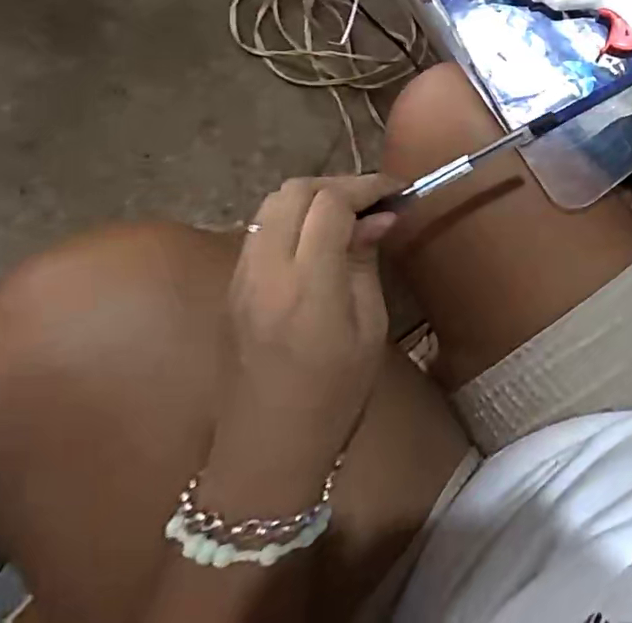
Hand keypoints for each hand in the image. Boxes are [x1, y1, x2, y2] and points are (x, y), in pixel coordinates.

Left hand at [218, 175, 398, 473]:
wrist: (268, 446)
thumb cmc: (335, 392)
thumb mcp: (369, 326)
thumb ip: (366, 262)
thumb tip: (381, 217)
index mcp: (307, 285)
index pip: (329, 204)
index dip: (367, 187)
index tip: (397, 191)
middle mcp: (265, 271)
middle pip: (293, 192)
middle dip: (339, 184)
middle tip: (376, 200)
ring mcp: (241, 277)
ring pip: (271, 205)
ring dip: (314, 197)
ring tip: (352, 214)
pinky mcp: (233, 286)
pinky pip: (262, 228)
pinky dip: (295, 216)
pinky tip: (323, 238)